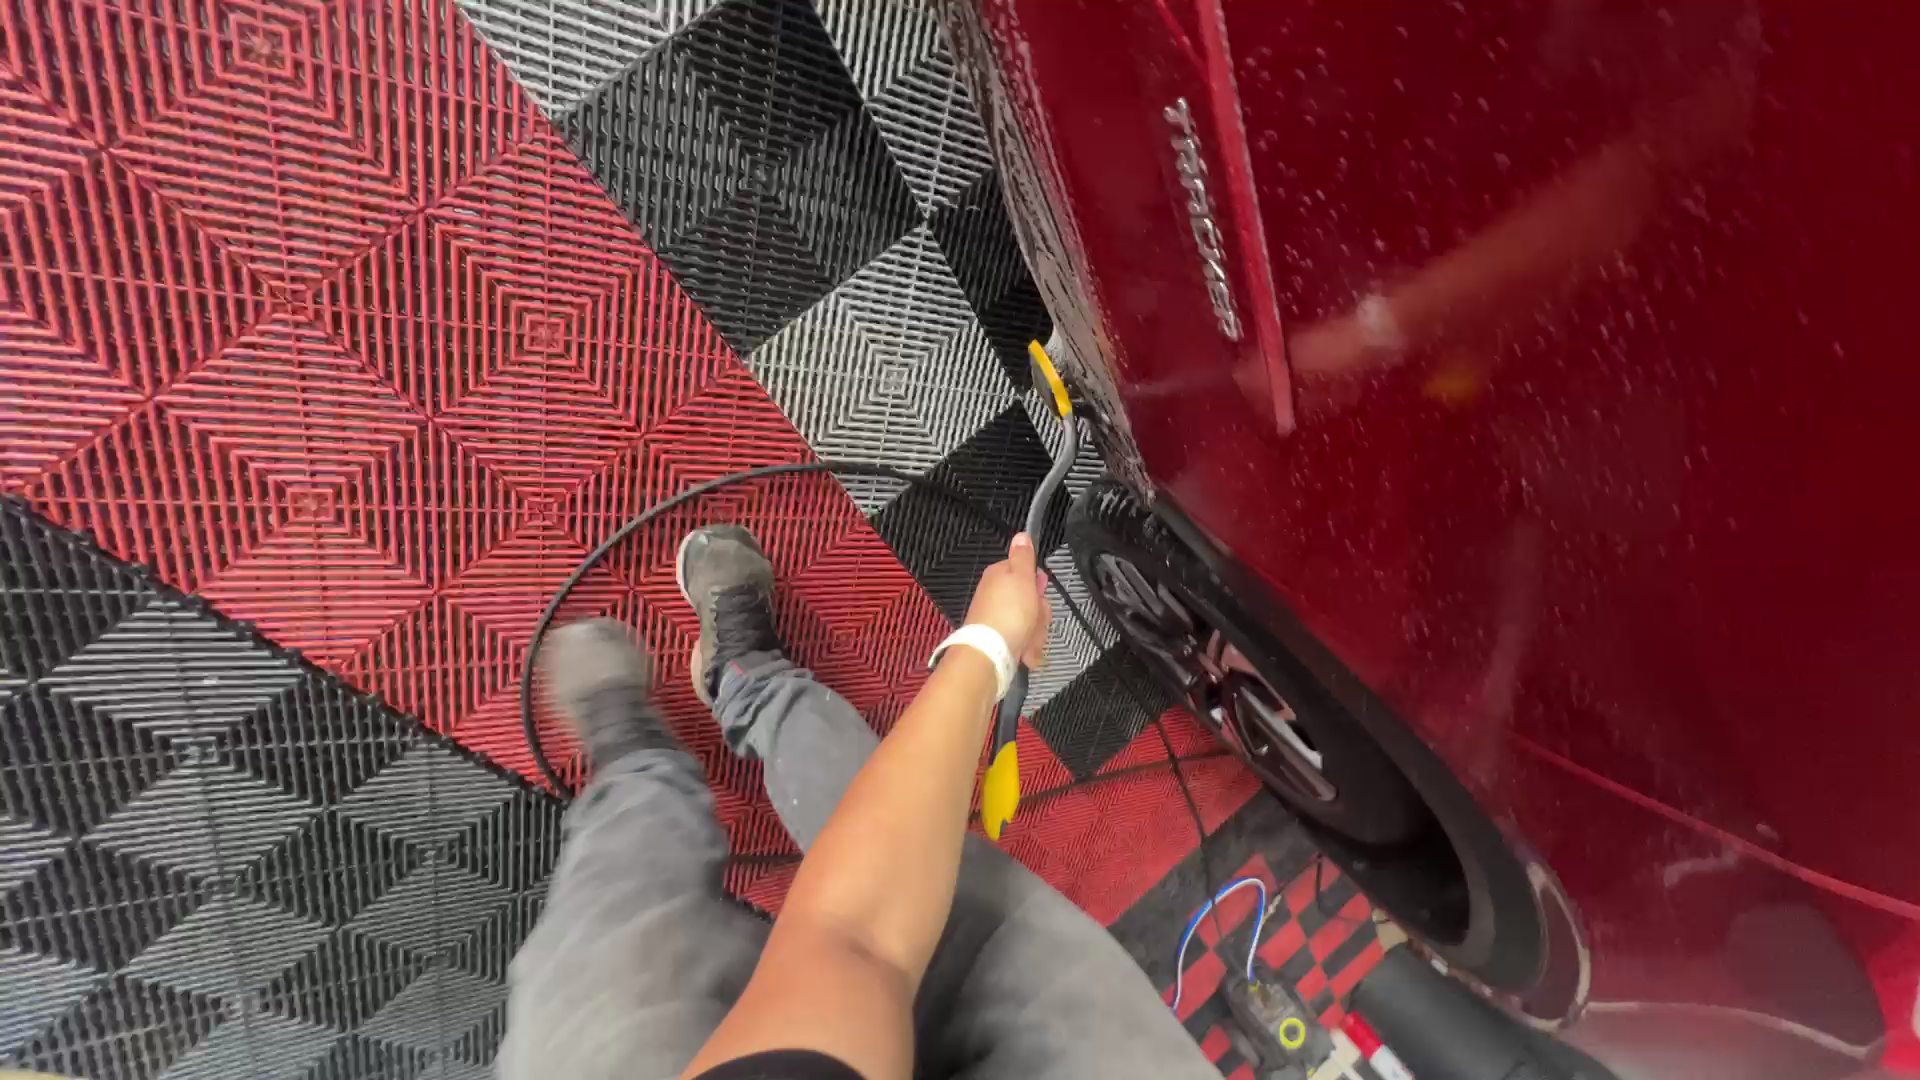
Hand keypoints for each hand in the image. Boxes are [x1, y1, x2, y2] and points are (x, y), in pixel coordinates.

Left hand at [964, 534, 1052, 666]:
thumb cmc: (1009, 612)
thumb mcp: (1021, 576)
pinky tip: (1026, 654)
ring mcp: (998, 619)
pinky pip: (1023, 641)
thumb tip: (1021, 534)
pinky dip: (1028, 649)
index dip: (1037, 584)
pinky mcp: (1001, 640)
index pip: (1026, 574)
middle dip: (1039, 614)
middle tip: (1036, 618)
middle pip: (1030, 600)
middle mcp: (996, 596)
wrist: (990, 653)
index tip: (1040, 592)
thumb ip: (1023, 556)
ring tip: (1030, 642)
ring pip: (1030, 623)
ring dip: (1036, 634)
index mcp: (998, 576)